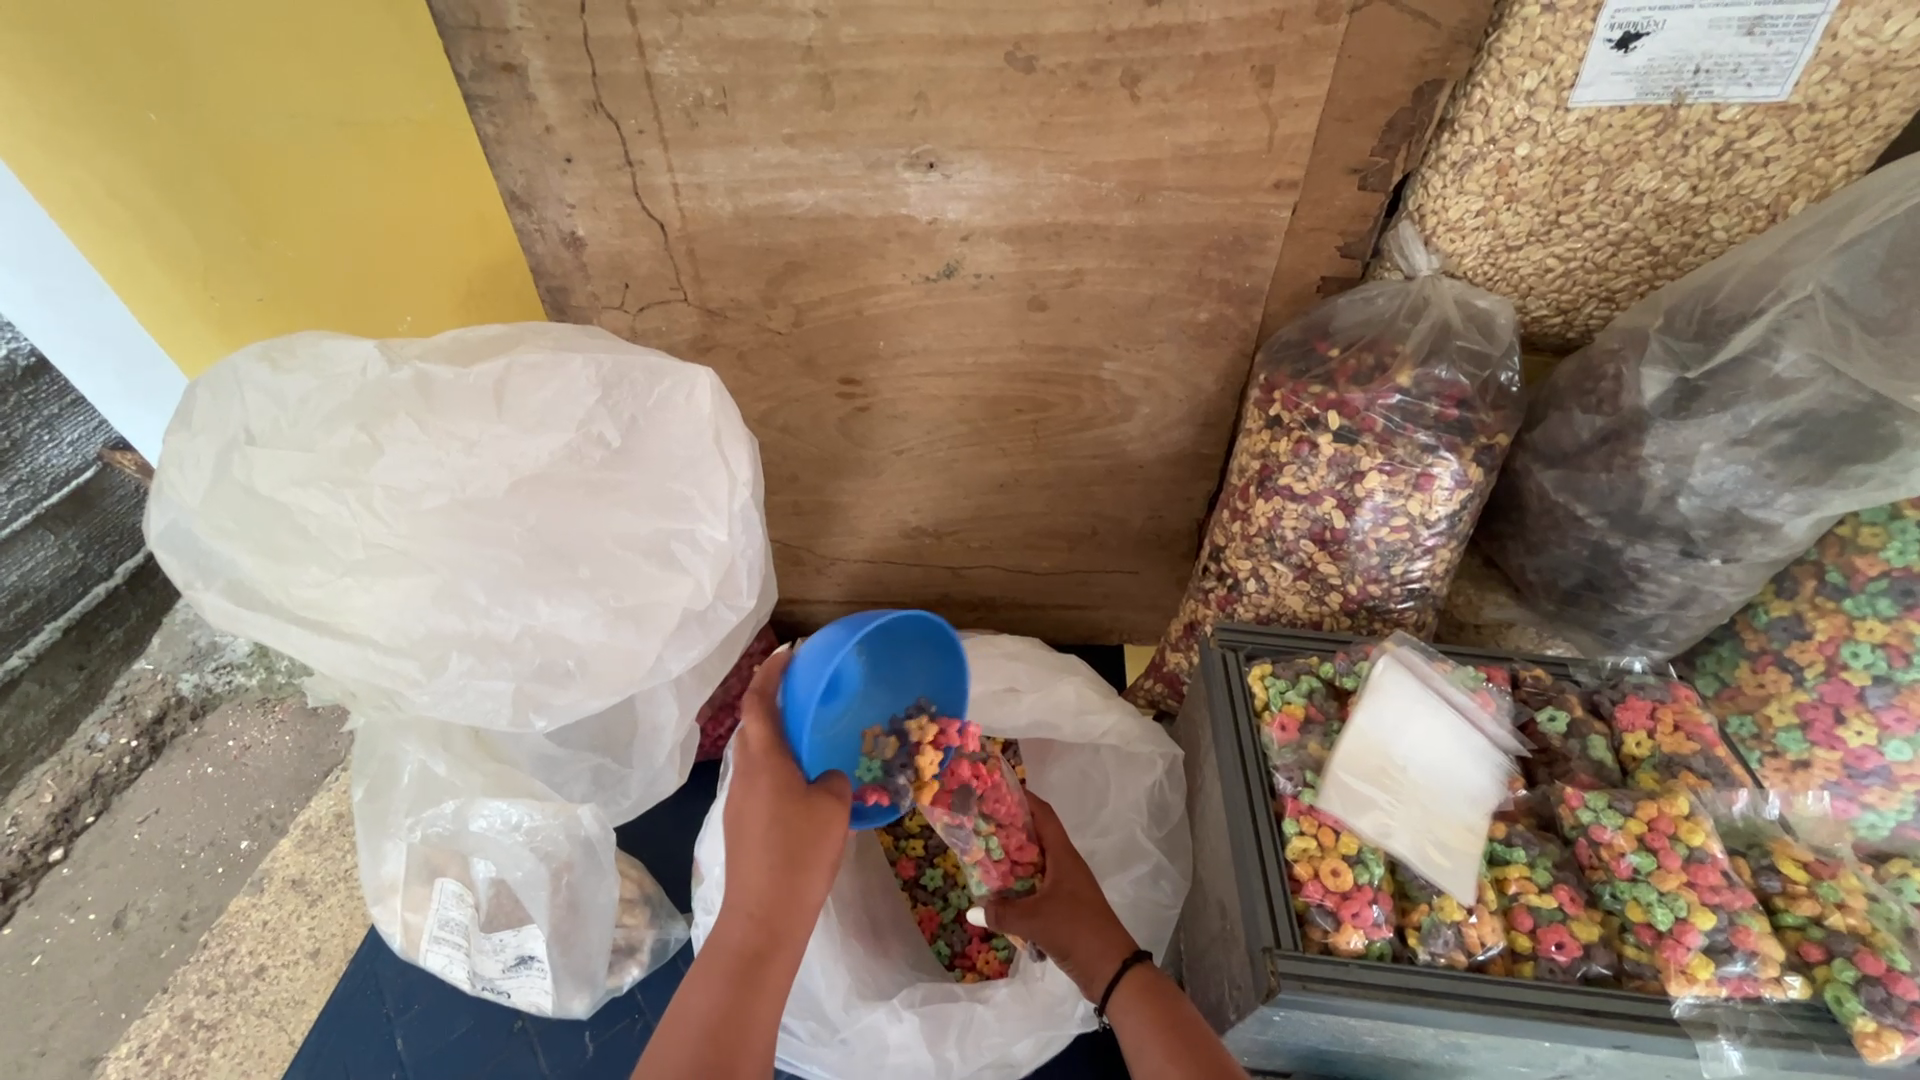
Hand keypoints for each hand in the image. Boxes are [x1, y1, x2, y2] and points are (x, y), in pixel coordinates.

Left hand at [718, 646, 852, 944]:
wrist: (764, 917)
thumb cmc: (800, 853)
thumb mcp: (833, 807)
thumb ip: (831, 779)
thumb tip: (824, 778)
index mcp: (764, 759)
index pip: (759, 701)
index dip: (770, 672)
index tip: (789, 652)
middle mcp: (744, 774)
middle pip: (752, 725)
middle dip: (773, 701)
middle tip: (806, 691)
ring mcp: (738, 801)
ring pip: (756, 755)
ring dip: (776, 736)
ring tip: (810, 736)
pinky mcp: (741, 825)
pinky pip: (759, 780)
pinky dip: (778, 767)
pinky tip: (804, 784)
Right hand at [983, 794, 1139, 1001]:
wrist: (1112, 969)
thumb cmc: (1076, 930)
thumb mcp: (1034, 920)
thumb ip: (1001, 913)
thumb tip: (971, 910)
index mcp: (1063, 855)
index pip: (1043, 814)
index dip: (1023, 798)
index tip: (997, 790)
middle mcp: (1065, 864)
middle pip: (1036, 836)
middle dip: (1010, 828)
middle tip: (980, 823)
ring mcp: (1066, 886)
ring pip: (1036, 862)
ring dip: (1013, 859)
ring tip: (983, 856)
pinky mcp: (1065, 906)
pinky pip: (1037, 885)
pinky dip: (1019, 885)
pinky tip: (1000, 894)